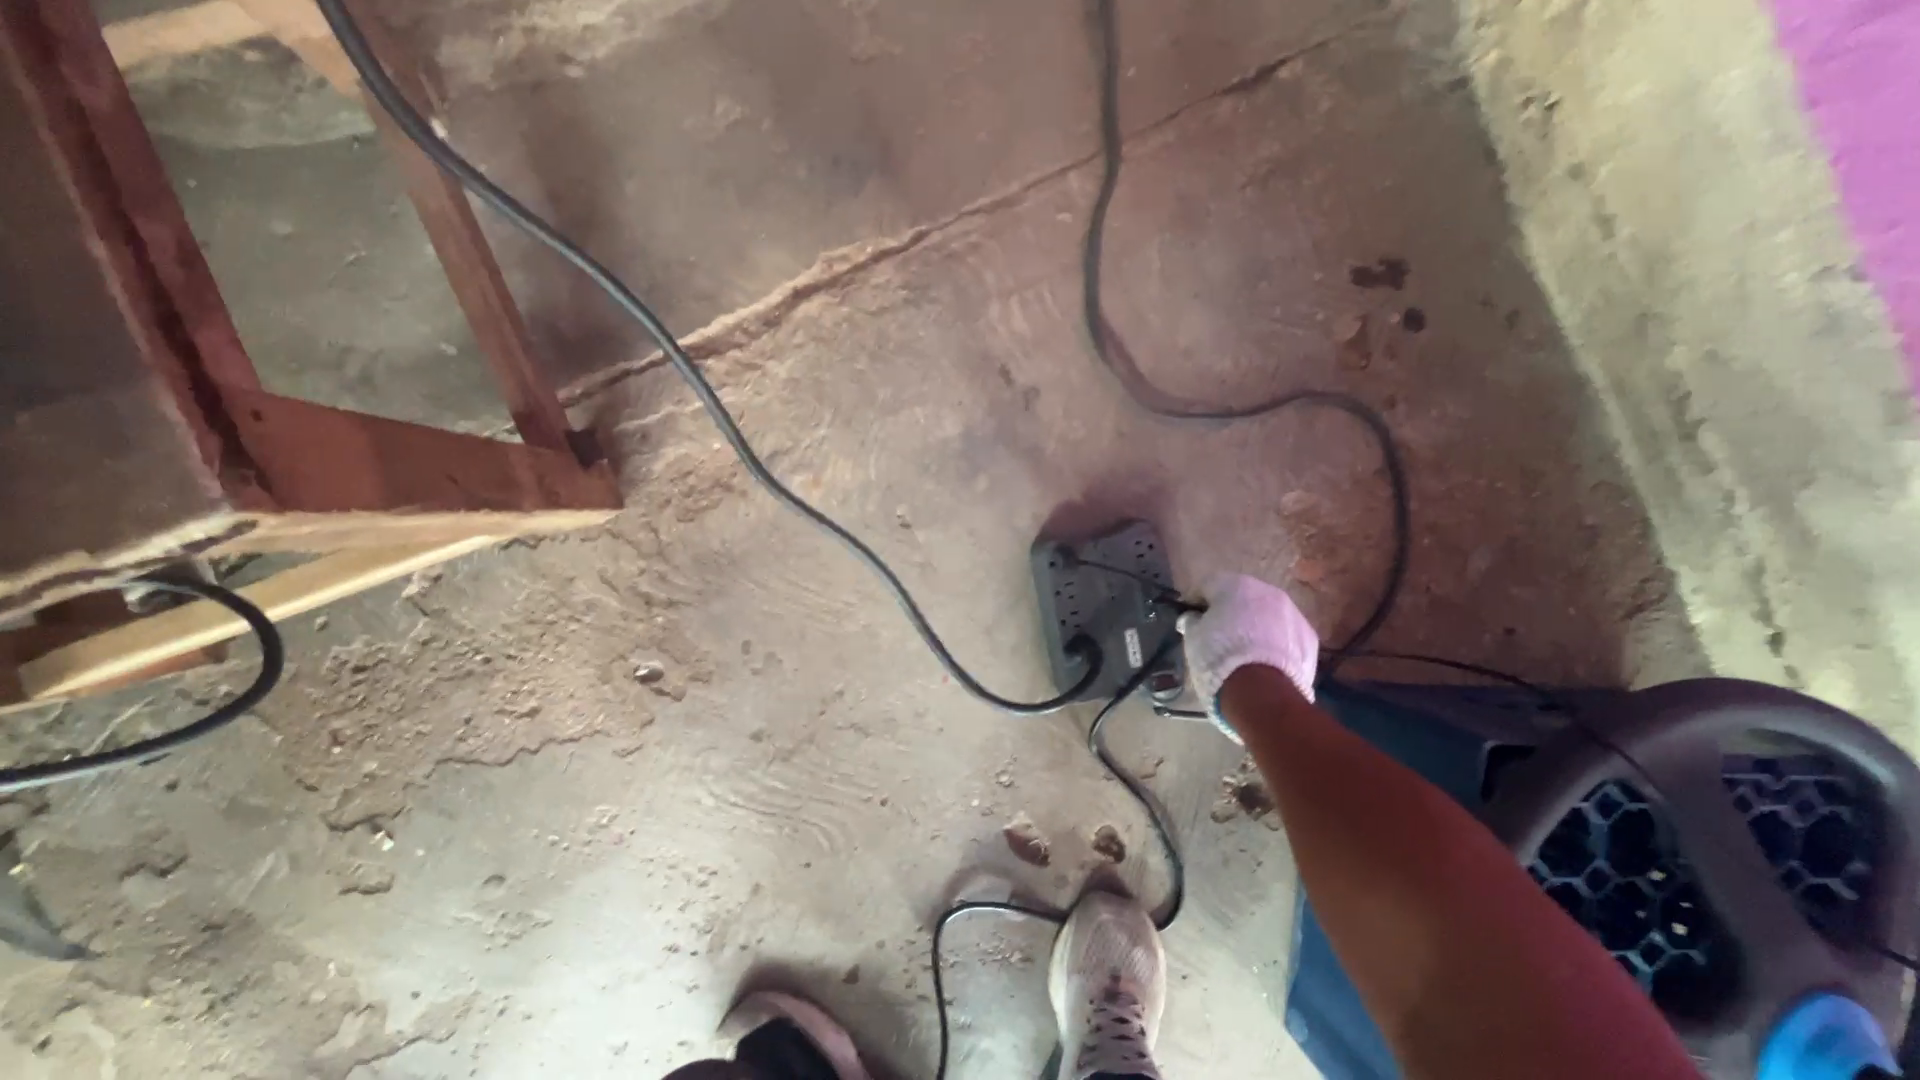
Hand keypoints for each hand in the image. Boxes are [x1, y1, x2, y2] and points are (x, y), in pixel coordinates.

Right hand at [1177, 574, 1319, 739]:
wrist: (1261, 692)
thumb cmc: (1219, 658)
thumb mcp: (1193, 639)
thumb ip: (1193, 622)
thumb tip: (1193, 619)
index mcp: (1234, 584)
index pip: (1209, 586)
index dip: (1199, 603)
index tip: (1193, 621)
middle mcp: (1267, 591)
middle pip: (1243, 598)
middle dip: (1232, 614)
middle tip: (1220, 638)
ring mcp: (1293, 613)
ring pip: (1269, 616)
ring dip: (1257, 628)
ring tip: (1247, 655)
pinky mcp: (1310, 638)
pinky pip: (1286, 637)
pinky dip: (1277, 646)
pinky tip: (1267, 666)